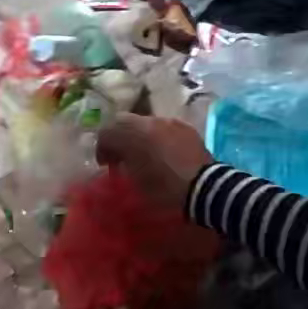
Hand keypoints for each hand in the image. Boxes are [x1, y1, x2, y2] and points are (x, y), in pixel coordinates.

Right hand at [95, 114, 214, 212]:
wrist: (204, 187)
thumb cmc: (165, 188)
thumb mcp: (136, 179)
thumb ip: (123, 162)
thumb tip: (119, 157)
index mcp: (133, 133)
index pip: (107, 132)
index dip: (102, 147)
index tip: (105, 164)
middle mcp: (149, 121)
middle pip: (124, 121)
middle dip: (118, 136)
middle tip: (120, 155)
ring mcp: (169, 121)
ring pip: (144, 122)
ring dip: (138, 135)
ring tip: (142, 153)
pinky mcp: (184, 127)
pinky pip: (163, 127)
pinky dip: (156, 136)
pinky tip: (162, 151)